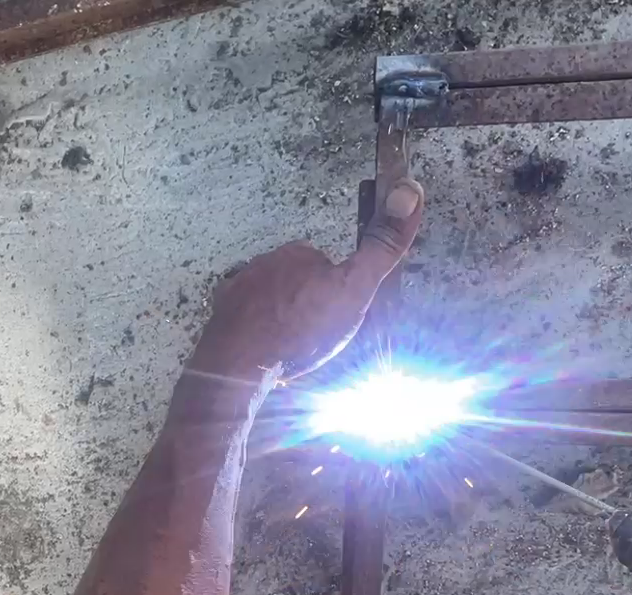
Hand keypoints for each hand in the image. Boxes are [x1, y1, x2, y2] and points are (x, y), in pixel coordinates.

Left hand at [188, 180, 423, 382]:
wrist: (240, 365)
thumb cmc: (298, 328)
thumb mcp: (354, 287)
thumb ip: (381, 247)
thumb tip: (409, 192)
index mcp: (297, 254)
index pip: (323, 262)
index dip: (335, 288)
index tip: (338, 311)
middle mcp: (262, 265)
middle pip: (294, 283)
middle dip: (306, 304)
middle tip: (317, 335)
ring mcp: (238, 292)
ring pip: (268, 303)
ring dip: (281, 321)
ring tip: (293, 350)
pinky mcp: (222, 320)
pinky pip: (244, 325)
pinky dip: (256, 337)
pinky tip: (267, 357)